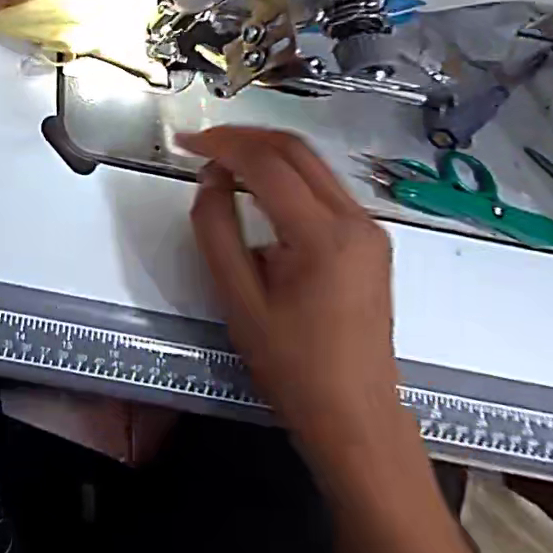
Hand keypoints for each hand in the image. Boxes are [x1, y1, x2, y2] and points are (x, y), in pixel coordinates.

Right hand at [180, 127, 400, 439]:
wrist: (356, 416)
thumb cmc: (292, 364)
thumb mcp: (237, 297)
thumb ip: (214, 228)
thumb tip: (209, 178)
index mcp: (323, 237)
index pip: (267, 163)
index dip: (220, 144)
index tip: (183, 141)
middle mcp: (356, 221)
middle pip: (294, 149)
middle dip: (242, 136)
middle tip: (199, 142)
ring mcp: (369, 228)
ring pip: (311, 161)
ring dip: (263, 149)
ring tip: (219, 156)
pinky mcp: (369, 238)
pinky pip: (322, 184)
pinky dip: (283, 171)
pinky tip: (254, 183)